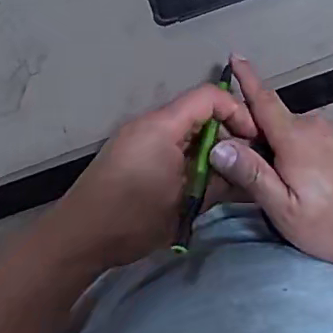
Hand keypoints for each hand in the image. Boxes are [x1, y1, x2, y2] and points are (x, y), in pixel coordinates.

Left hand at [41, 79, 257, 269]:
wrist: (80, 234)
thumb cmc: (134, 217)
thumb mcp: (186, 203)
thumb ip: (218, 181)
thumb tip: (244, 168)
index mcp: (163, 125)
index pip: (208, 97)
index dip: (236, 112)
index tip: (253, 140)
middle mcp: (149, 122)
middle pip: (197, 112)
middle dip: (224, 133)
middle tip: (242, 164)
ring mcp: (136, 135)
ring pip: (183, 129)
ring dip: (205, 147)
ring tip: (222, 177)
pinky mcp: (129, 150)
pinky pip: (166, 141)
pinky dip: (186, 154)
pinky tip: (195, 181)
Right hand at [208, 57, 332, 275]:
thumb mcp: (285, 209)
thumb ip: (251, 174)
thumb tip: (218, 146)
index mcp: (294, 137)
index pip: (262, 99)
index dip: (246, 78)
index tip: (235, 57)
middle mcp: (314, 127)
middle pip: (275, 121)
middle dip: (258, 134)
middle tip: (249, 166)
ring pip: (296, 134)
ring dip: (284, 148)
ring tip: (285, 184)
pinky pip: (316, 142)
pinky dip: (305, 154)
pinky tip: (313, 183)